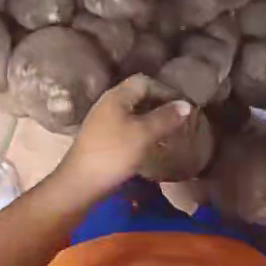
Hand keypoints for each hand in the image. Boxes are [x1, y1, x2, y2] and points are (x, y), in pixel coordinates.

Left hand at [52, 75, 194, 199]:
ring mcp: (103, 122)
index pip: (144, 82)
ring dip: (152, 119)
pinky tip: (152, 144)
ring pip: (133, 113)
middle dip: (160, 104)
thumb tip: (186, 104)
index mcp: (116, 96)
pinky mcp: (103, 139)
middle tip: (179, 118)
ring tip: (170, 131)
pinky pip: (127, 127)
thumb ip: (165, 118)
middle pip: (138, 96)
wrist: (80, 184)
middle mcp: (108, 104)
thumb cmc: (113, 154)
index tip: (182, 105)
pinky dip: (142, 131)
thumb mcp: (143, 134)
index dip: (165, 90)